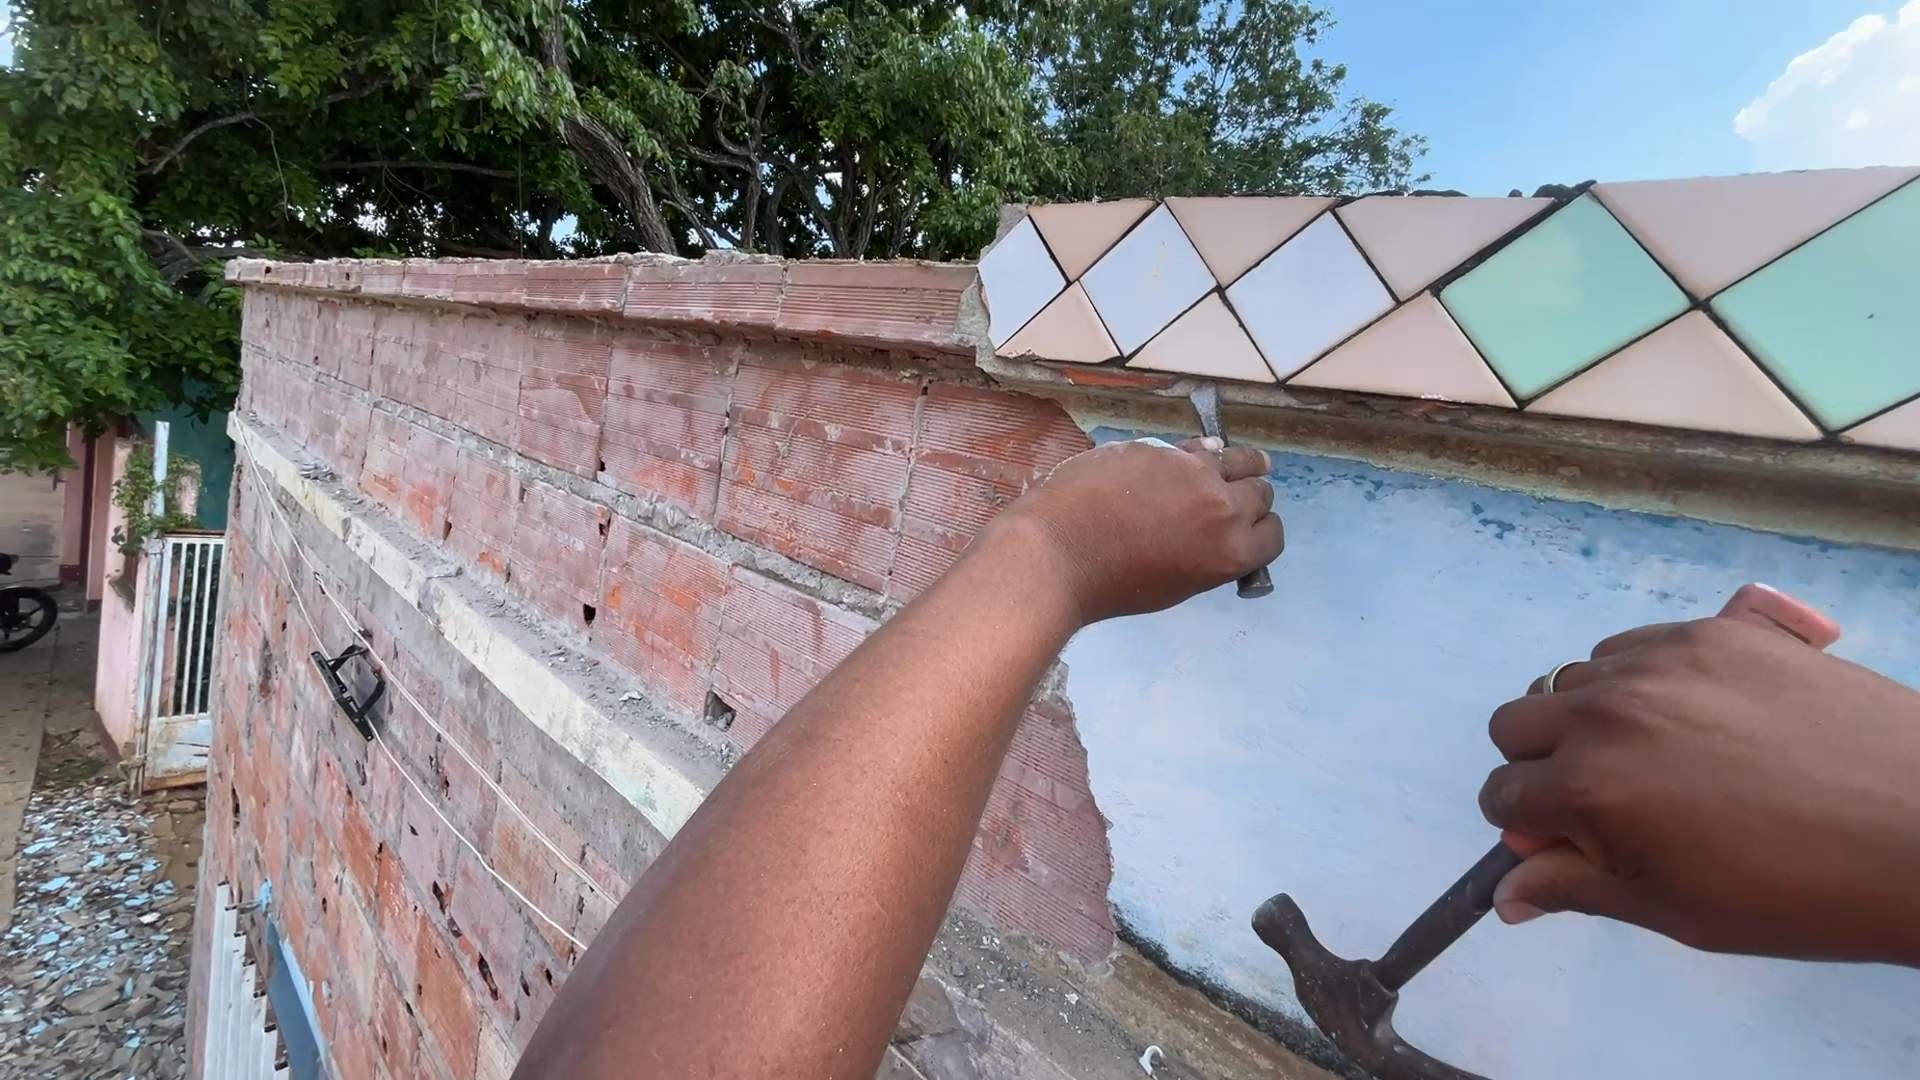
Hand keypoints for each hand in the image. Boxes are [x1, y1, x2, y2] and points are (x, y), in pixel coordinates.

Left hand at [996, 437, 1282, 625]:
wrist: (1057, 550)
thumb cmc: (1109, 584)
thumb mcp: (1171, 585)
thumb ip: (1204, 558)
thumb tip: (1208, 536)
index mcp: (1231, 553)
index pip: (1272, 535)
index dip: (1261, 532)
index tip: (1249, 530)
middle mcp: (1224, 507)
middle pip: (1259, 493)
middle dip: (1250, 498)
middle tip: (1234, 501)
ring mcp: (1192, 470)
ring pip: (1236, 458)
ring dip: (1239, 464)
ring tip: (1242, 464)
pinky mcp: (1159, 447)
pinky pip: (1193, 447)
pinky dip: (1198, 453)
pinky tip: (1196, 454)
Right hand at [1481, 616, 1919, 964]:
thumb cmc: (1805, 890)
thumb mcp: (1679, 909)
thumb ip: (1574, 889)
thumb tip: (1504, 897)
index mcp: (1586, 789)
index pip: (1501, 794)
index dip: (1527, 821)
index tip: (1568, 832)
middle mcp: (1598, 717)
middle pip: (1510, 725)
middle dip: (1539, 761)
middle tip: (1605, 786)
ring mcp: (1650, 667)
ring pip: (1564, 683)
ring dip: (1586, 716)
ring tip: (1662, 746)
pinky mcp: (1701, 634)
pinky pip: (1623, 647)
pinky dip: (1636, 679)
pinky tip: (1696, 711)